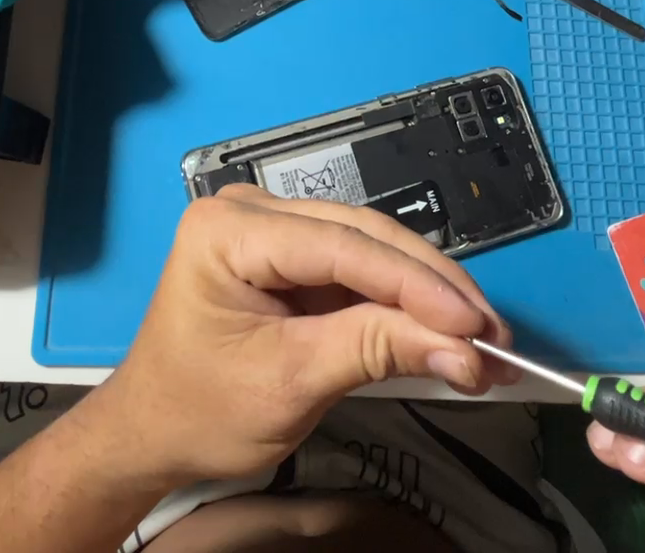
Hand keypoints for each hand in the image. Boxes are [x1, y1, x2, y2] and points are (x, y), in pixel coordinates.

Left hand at [90, 184, 517, 485]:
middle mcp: (250, 211)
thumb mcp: (288, 382)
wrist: (152, 432)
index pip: (339, 244)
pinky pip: (355, 268)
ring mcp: (270, 228)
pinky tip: (440, 327)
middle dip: (429, 287)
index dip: (414, 283)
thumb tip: (463, 348)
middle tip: (492, 334)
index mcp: (228, 230)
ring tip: (479, 337)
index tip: (475, 324)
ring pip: (367, 248)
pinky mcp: (289, 255)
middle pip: (360, 235)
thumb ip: (374, 350)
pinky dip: (399, 301)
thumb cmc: (199, 410)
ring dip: (424, 294)